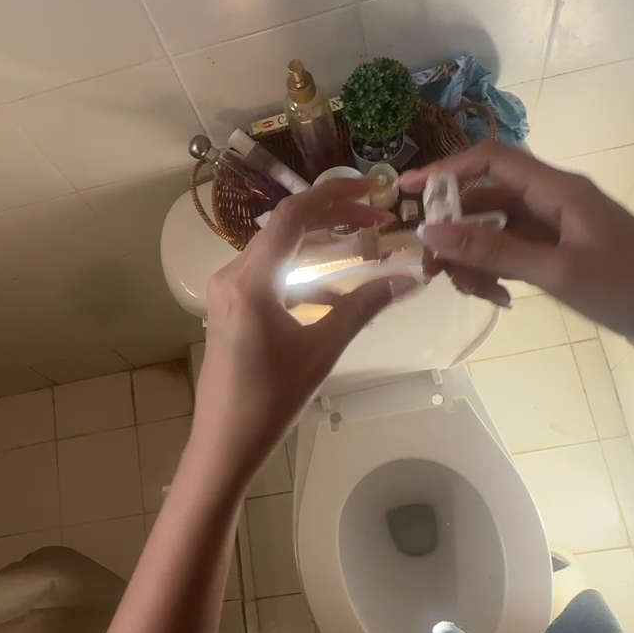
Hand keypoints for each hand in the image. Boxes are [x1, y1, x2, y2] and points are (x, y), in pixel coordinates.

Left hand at [193, 178, 419, 465]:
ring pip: (279, 254)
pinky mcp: (230, 310)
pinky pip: (270, 280)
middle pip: (286, 230)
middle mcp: (232, 276)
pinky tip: (336, 296)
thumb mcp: (322, 350)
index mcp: (250, 280)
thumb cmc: (271, 400)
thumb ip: (363, 307)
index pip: (294, 216)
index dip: (335, 194)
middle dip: (333, 219)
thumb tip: (409, 278)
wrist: (224, 443)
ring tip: (365, 249)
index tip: (373, 189)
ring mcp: (227, 293)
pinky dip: (303, 279)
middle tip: (378, 219)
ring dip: (320, 249)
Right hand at [397, 142, 633, 374]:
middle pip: (486, 200)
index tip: (405, 192)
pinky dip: (497, 272)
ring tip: (474, 293)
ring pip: (496, 232)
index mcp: (558, 190)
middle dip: (454, 230)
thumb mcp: (557, 272)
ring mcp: (558, 229)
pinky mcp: (562, 255)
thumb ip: (492, 251)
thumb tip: (430, 231)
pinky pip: (513, 254)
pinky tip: (499, 299)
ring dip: (474, 258)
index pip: (491, 160)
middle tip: (432, 268)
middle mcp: (554, 202)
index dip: (445, 170)